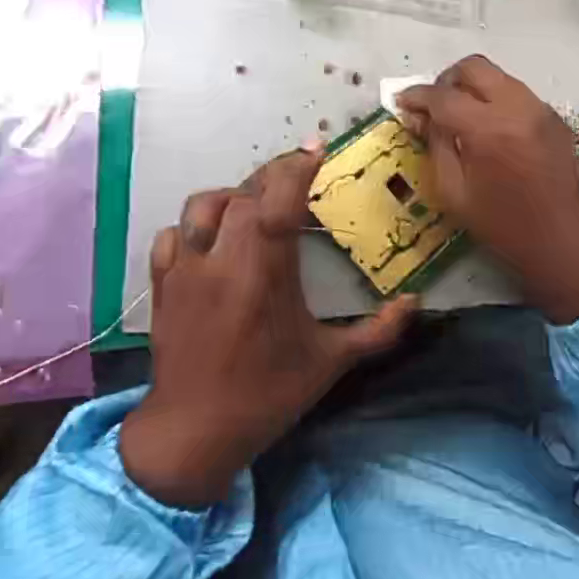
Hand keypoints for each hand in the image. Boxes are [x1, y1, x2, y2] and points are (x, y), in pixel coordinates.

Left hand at [121, 147, 418, 506]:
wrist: (195, 431)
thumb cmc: (268, 396)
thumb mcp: (330, 364)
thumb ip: (378, 331)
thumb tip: (416, 303)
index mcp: (266, 275)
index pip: (279, 200)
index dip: (297, 167)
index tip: (316, 148)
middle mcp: (222, 261)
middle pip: (244, 195)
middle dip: (271, 175)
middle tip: (295, 175)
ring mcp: (186, 272)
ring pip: (202, 207)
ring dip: (232, 195)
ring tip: (253, 204)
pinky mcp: (163, 286)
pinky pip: (171, 236)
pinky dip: (193, 227)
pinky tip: (210, 240)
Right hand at [397, 56, 578, 323]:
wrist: (560, 242)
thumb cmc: (500, 225)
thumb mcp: (452, 191)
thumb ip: (434, 145)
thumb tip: (418, 117)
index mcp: (488, 129)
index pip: (443, 96)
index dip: (417, 96)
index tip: (401, 102)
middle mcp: (517, 108)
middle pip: (474, 67)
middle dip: (446, 81)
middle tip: (433, 106)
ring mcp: (540, 110)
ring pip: (498, 77)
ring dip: (472, 88)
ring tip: (459, 116)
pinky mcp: (554, 119)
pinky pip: (517, 94)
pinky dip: (496, 101)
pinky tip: (489, 129)